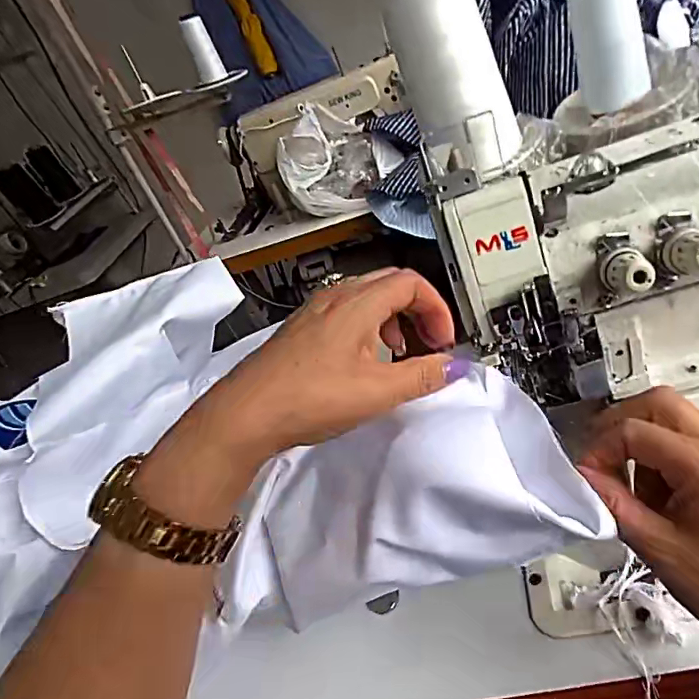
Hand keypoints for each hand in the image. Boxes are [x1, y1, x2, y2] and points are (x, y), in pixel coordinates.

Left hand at [136, 268, 458, 524]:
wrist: (246, 415)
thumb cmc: (303, 398)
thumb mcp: (378, 392)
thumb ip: (423, 376)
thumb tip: (452, 366)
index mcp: (356, 304)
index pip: (412, 283)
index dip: (437, 309)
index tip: (444, 340)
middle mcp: (334, 300)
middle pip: (392, 285)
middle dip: (420, 313)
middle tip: (430, 345)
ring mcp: (316, 314)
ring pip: (369, 300)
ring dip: (396, 322)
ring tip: (401, 356)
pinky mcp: (304, 333)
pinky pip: (348, 317)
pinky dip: (371, 332)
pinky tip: (368, 365)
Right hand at [576, 387, 698, 658]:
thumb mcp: (661, 549)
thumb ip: (616, 506)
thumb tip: (588, 480)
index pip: (635, 430)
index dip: (600, 450)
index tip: (588, 476)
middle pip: (660, 404)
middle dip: (621, 427)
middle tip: (600, 461)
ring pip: (678, 423)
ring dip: (646, 446)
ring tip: (638, 497)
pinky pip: (696, 448)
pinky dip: (668, 462)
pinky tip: (662, 505)